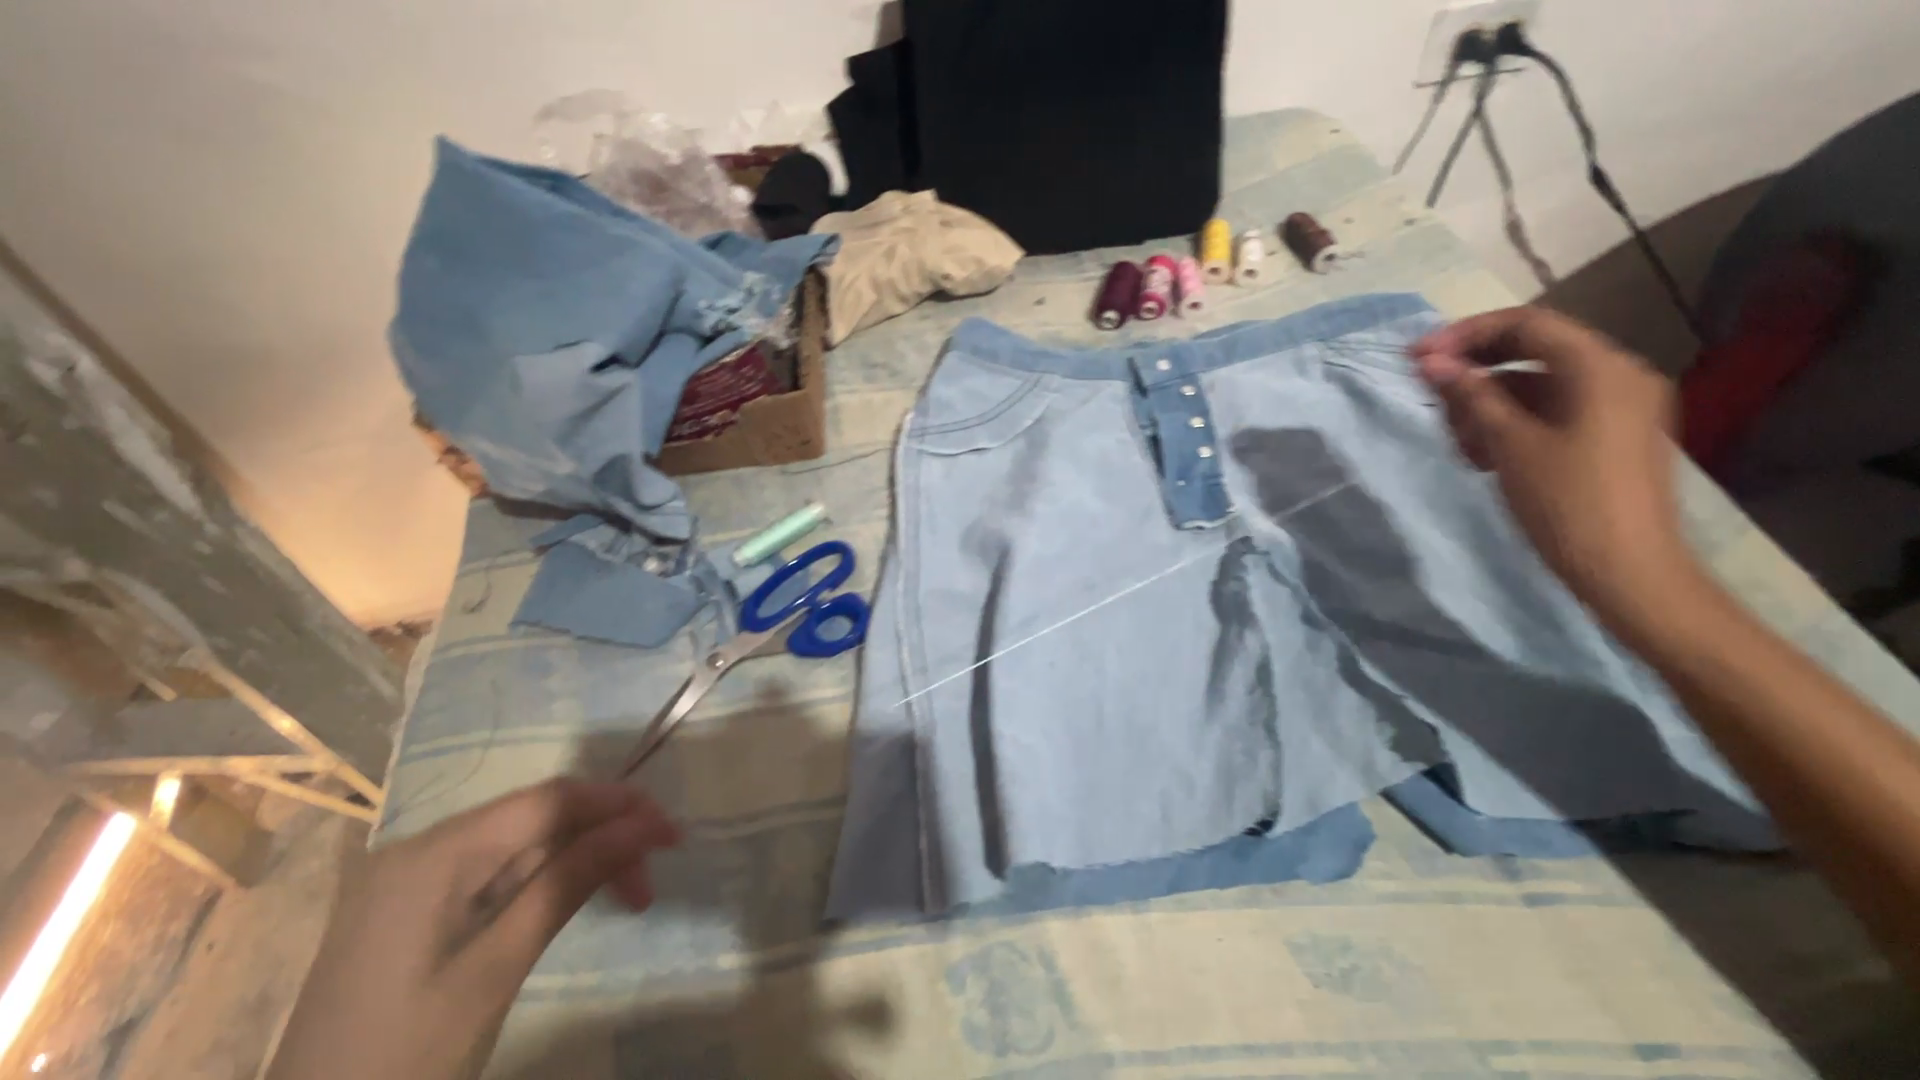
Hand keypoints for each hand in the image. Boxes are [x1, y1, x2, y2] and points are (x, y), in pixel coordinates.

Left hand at [267, 779, 679, 1079]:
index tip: (672, 834)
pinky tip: (565, 904)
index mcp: (434, 854)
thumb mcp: (497, 968)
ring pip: (515, 845)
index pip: (546, 800)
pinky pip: (489, 873)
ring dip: (575, 861)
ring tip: (625, 899)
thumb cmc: (404, 1057)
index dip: (617, 806)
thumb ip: (568, 884)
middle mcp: (418, 848)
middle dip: (600, 838)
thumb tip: (641, 824)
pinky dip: (539, 882)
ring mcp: (408, 879)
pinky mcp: (407, 911)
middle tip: (648, 886)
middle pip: (532, 818)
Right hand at [1410, 306, 1703, 628]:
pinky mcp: (1614, 436)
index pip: (1524, 325)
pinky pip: (1556, 410)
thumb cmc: (1566, 503)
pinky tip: (1485, 456)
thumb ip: (1472, 395)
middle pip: (1532, 352)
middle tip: (1431, 402)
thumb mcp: (1509, 444)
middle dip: (1475, 373)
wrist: (1628, 571)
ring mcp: (1620, 407)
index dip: (1464, 335)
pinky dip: (1515, 422)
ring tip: (1459, 442)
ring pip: (1539, 385)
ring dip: (1489, 404)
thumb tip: (1432, 362)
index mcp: (1600, 367)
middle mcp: (1618, 374)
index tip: (1416, 359)